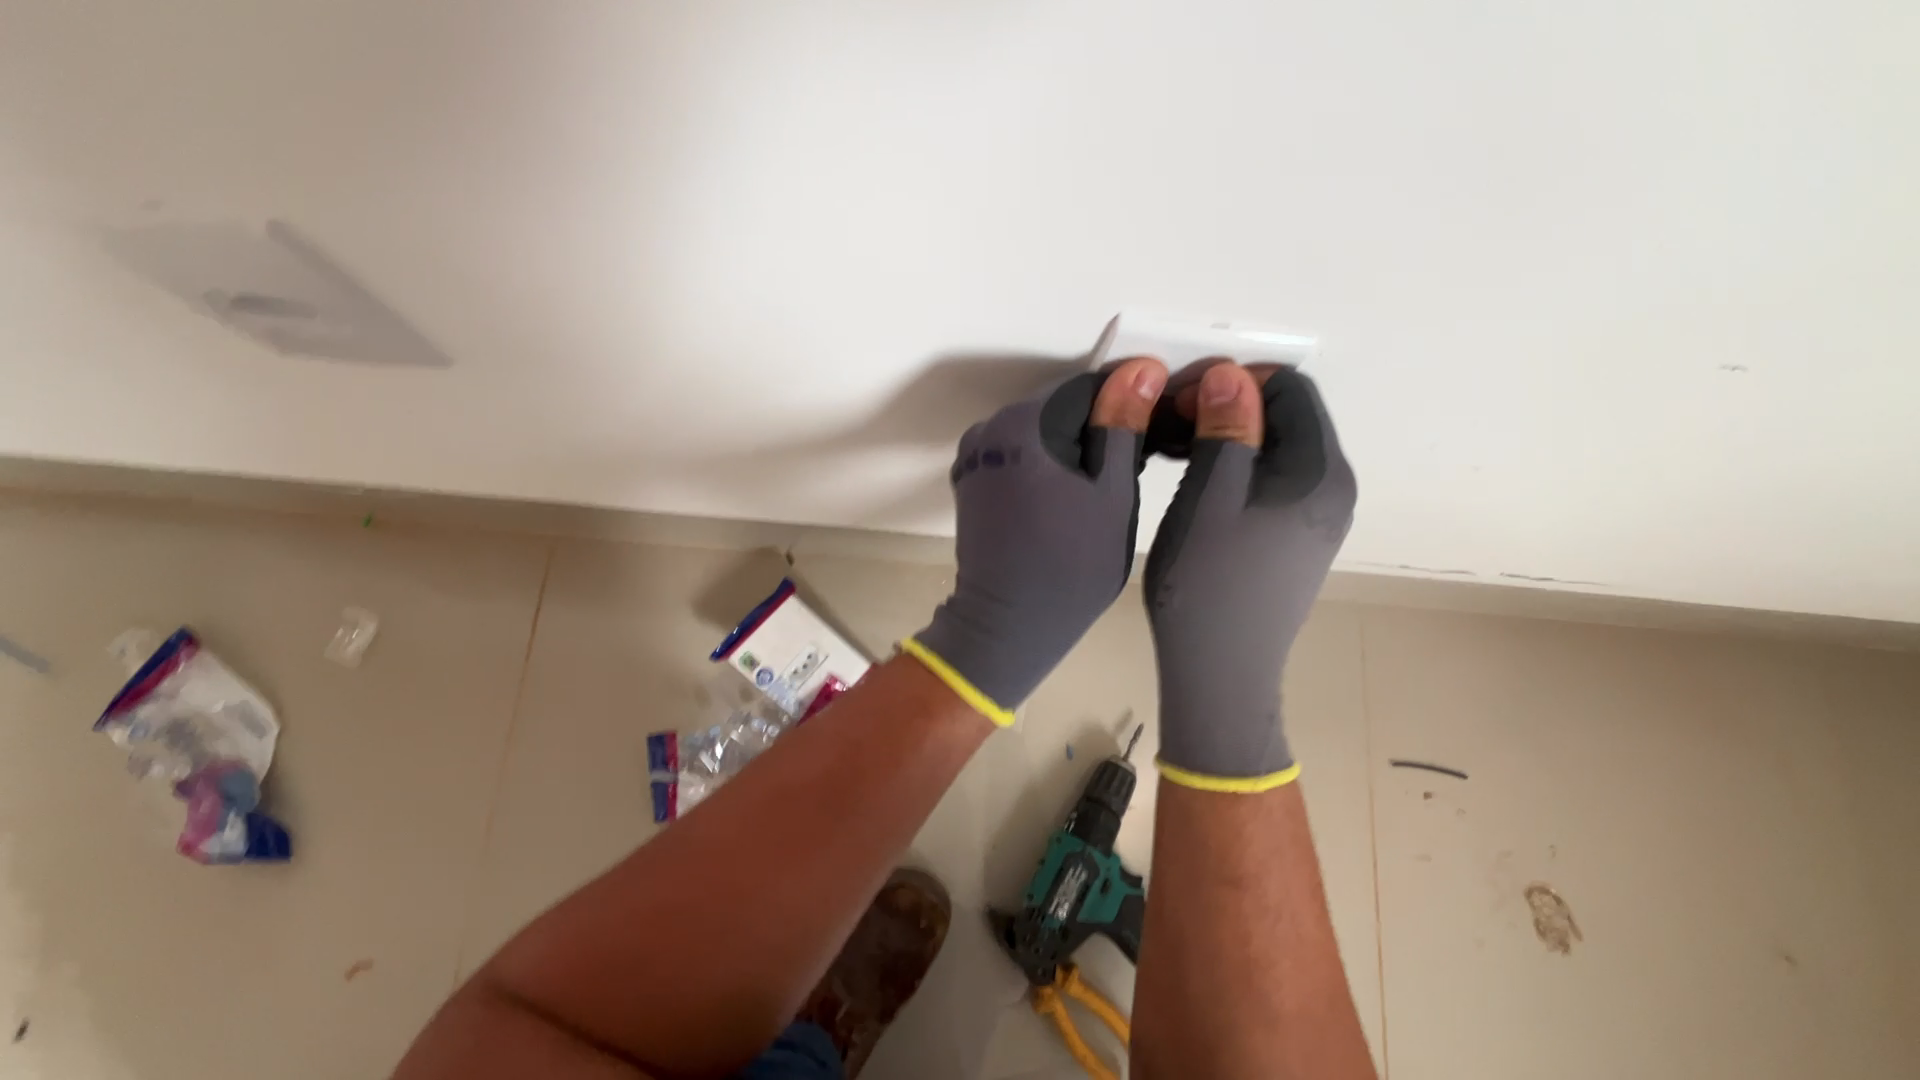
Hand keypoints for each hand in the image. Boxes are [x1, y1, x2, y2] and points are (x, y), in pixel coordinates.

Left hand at [907, 357, 1168, 724]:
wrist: (1007, 628)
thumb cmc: (1069, 567)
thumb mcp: (1111, 493)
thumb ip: (1124, 425)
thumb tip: (1142, 369)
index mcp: (1019, 424)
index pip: (1088, 386)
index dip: (1134, 396)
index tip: (1171, 417)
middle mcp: (988, 429)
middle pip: (1062, 407)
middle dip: (1108, 420)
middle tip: (1158, 447)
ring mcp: (976, 456)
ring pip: (1044, 431)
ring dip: (1083, 442)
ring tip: (1130, 468)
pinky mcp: (975, 481)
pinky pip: (1024, 455)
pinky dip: (1055, 461)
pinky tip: (1088, 485)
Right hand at [1142, 362, 1356, 788]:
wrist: (1222, 670)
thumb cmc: (1209, 584)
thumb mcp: (1211, 497)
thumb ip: (1227, 429)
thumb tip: (1231, 372)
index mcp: (1319, 471)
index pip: (1290, 389)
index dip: (1233, 382)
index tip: (1179, 400)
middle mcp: (1331, 488)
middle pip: (1285, 416)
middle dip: (1225, 405)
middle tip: (1167, 421)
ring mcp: (1316, 516)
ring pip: (1273, 448)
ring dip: (1224, 435)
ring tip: (1171, 446)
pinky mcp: (1296, 538)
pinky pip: (1270, 480)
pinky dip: (1233, 465)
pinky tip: (1192, 477)